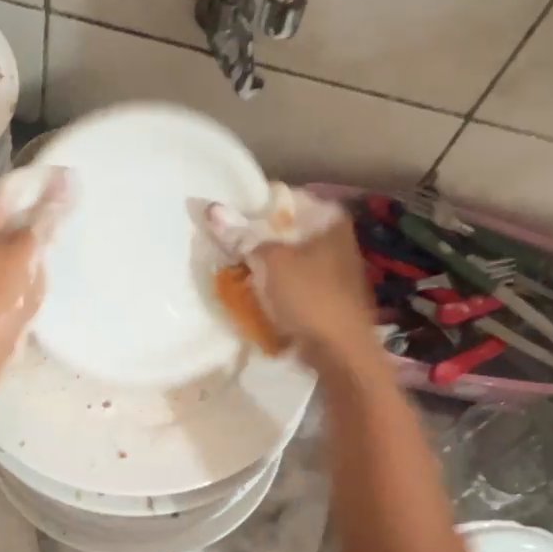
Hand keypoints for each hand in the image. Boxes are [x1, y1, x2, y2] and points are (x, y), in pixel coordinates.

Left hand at [0, 167, 70, 346]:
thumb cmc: (5, 289)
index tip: (74, 178)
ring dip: (42, 225)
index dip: (44, 178)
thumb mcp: (29, 245)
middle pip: (17, 205)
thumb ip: (49, 211)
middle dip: (45, 202)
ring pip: (19, 227)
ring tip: (71, 221)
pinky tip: (55, 249)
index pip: (16, 182)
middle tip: (77, 199)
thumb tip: (68, 176)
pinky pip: (20, 247)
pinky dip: (37, 245)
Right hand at [204, 186, 373, 358]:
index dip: (251, 208)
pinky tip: (255, 294)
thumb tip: (211, 208)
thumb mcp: (270, 263)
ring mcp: (332, 267)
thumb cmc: (309, 298)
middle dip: (254, 239)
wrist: (341, 352)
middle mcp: (334, 236)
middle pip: (284, 229)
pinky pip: (292, 281)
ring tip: (235, 271)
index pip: (282, 198)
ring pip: (286, 257)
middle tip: (225, 248)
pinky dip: (273, 284)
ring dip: (261, 264)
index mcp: (328, 218)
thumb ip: (241, 236)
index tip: (226, 223)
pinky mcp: (326, 294)